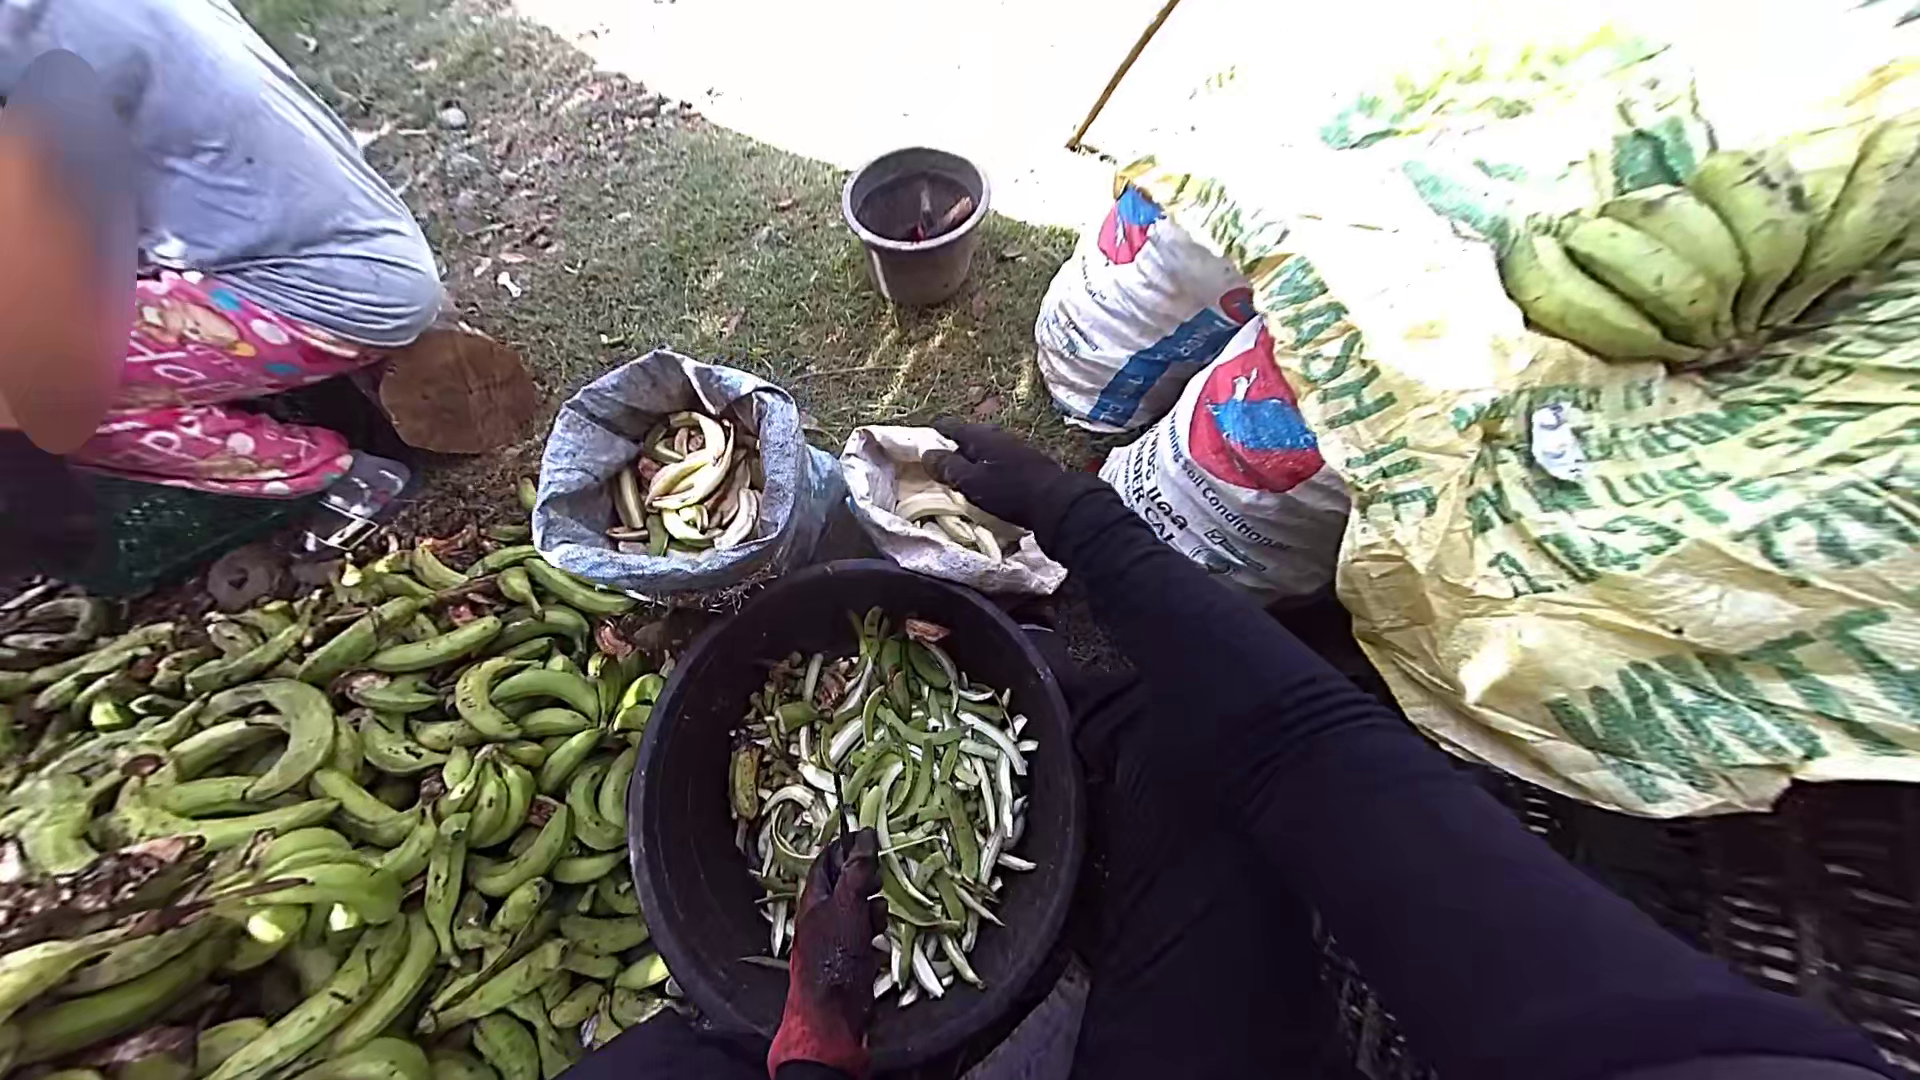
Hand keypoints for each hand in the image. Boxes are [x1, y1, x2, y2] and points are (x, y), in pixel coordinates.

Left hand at [767, 828, 885, 1079]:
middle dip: (866, 878)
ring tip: (875, 917)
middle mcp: (823, 911)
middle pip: (848, 878)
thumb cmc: (835, 956)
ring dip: (873, 905)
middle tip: (875, 882)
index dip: (848, 845)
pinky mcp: (851, 952)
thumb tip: (865, 832)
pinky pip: (867, 928)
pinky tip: (877, 938)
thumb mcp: (848, 903)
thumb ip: (857, 868)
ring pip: (861, 903)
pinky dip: (875, 928)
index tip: (870, 840)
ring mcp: (837, 933)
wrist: (834, 1017)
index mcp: (814, 896)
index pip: (829, 857)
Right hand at [921, 419, 1103, 543]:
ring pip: (983, 448)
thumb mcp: (972, 481)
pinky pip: (996, 459)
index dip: (933, 433)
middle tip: (939, 465)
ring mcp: (1013, 447)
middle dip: (952, 448)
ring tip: (960, 475)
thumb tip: (927, 454)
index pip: (948, 425)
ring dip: (970, 458)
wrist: (1056, 503)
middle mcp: (996, 435)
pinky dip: (985, 466)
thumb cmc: (1009, 491)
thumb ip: (948, 467)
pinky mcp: (1025, 461)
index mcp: (979, 435)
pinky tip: (986, 481)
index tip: (921, 443)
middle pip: (966, 436)